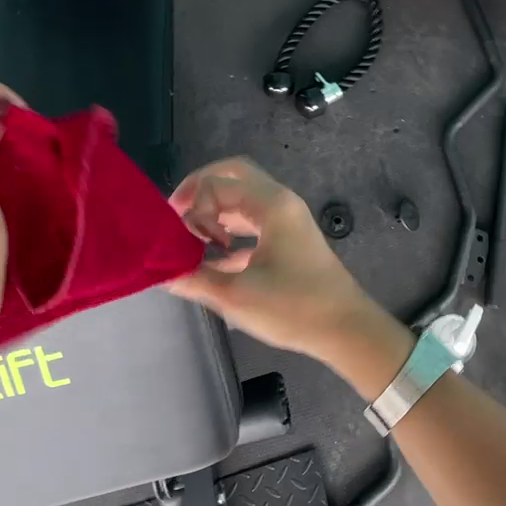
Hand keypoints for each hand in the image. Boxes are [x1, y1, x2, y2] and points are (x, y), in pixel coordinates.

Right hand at [164, 157, 387, 362]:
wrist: (344, 328)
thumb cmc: (294, 307)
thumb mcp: (236, 296)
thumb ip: (194, 279)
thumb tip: (161, 271)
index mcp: (271, 204)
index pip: (218, 182)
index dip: (191, 204)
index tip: (176, 235)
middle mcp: (279, 203)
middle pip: (233, 177)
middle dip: (201, 193)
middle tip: (177, 218)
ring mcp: (286, 221)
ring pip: (243, 201)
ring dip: (215, 214)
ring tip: (191, 242)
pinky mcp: (288, 241)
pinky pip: (252, 224)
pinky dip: (229, 234)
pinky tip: (210, 261)